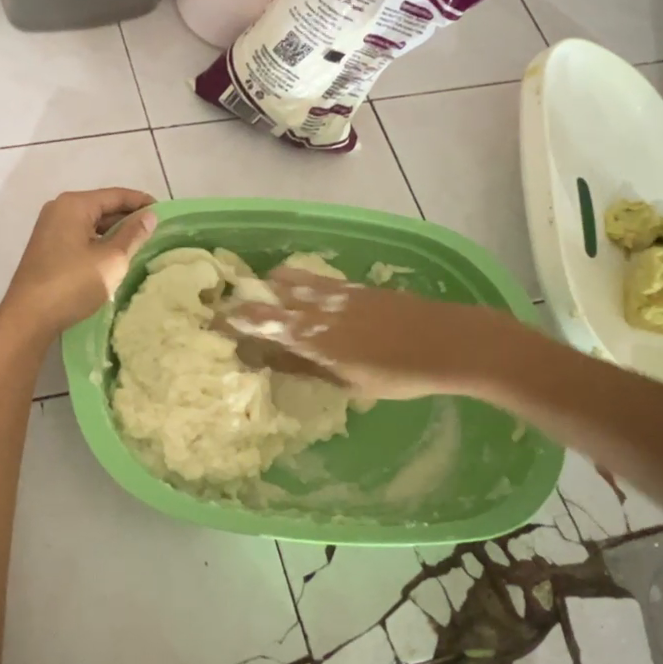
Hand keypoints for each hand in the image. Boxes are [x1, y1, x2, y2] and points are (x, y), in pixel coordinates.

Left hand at [0, 188, 158, 338]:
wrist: (29, 317)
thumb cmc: (72, 283)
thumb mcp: (111, 259)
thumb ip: (132, 235)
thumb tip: (150, 216)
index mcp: (74, 204)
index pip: (116, 195)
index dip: (142, 202)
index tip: (165, 213)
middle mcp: (59, 210)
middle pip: (102, 207)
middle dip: (128, 218)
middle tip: (155, 232)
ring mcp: (50, 229)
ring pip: (91, 224)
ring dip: (114, 233)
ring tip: (139, 245)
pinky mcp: (47, 249)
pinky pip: (80, 237)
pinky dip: (98, 243)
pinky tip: (114, 257)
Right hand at [219, 267, 520, 400]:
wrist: (450, 343)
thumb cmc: (400, 375)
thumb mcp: (349, 383)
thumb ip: (307, 368)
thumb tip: (267, 360)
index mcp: (314, 338)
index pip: (262, 325)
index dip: (234, 322)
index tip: (213, 322)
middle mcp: (319, 310)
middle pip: (272, 298)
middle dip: (248, 301)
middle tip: (233, 307)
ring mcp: (338, 294)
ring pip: (293, 282)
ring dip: (273, 287)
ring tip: (264, 292)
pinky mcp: (356, 287)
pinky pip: (318, 280)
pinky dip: (301, 283)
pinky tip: (300, 289)